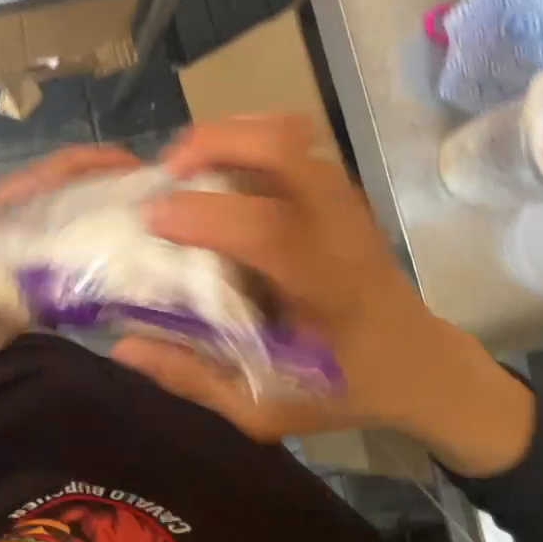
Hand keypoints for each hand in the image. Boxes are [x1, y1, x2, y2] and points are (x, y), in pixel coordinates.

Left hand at [0, 146, 144, 357]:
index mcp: (10, 204)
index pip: (56, 171)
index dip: (92, 161)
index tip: (132, 162)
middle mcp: (34, 218)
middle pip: (81, 191)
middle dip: (117, 183)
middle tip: (161, 191)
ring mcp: (47, 248)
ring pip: (89, 222)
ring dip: (120, 216)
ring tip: (162, 221)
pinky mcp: (57, 278)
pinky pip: (88, 259)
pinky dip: (112, 255)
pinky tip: (143, 261)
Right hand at [110, 115, 535, 476]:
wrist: (419, 364)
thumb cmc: (343, 390)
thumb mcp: (267, 408)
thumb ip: (196, 378)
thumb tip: (122, 345)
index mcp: (327, 290)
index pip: (269, 231)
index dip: (204, 215)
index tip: (151, 218)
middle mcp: (341, 232)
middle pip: (285, 150)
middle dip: (214, 144)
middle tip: (166, 172)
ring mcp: (346, 204)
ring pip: (290, 133)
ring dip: (229, 135)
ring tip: (186, 165)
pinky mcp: (342, 192)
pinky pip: (294, 143)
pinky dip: (247, 139)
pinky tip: (219, 170)